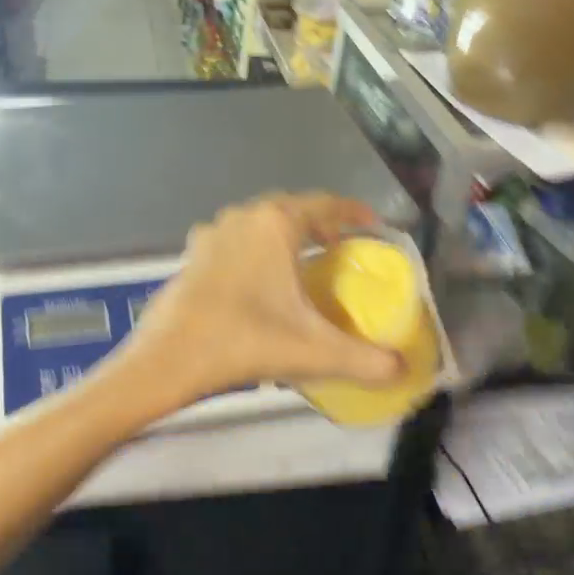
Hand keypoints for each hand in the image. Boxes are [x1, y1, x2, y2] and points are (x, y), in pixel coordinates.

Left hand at [102, 193, 407, 410]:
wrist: (169, 359)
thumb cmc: (245, 341)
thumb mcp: (316, 352)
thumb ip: (368, 360)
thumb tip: (403, 370)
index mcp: (275, 223)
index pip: (325, 204)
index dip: (353, 212)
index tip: (373, 224)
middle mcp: (242, 217)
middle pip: (291, 211)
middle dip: (319, 224)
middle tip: (342, 249)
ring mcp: (211, 234)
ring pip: (258, 226)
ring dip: (282, 238)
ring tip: (303, 265)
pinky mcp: (191, 257)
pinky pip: (234, 245)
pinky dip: (254, 254)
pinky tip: (259, 285)